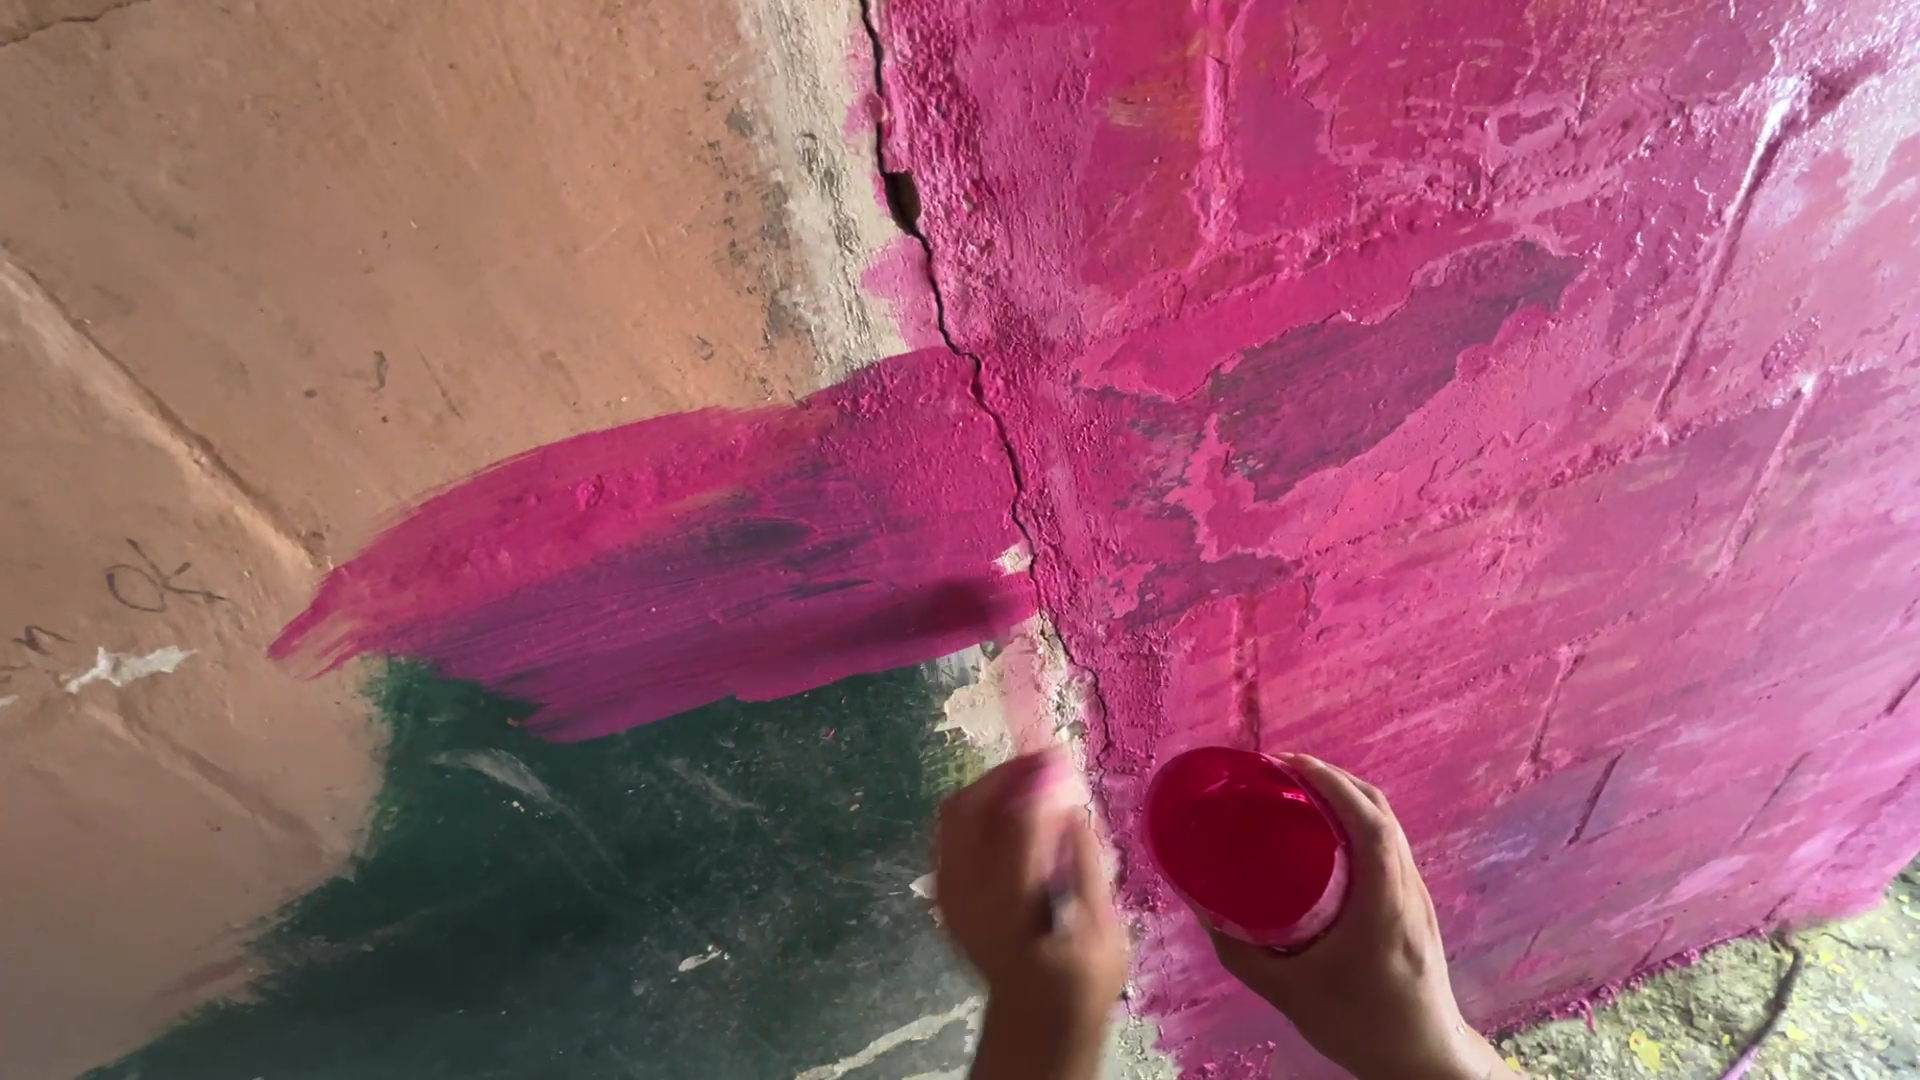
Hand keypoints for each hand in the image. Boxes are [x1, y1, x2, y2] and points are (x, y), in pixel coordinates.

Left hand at [935, 750, 1127, 1079]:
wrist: (1034, 1019)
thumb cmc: (1082, 974)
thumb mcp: (1105, 926)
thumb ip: (1085, 861)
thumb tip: (1068, 802)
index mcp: (1012, 908)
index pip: (1016, 823)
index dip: (1037, 781)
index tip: (1061, 756)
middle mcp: (967, 895)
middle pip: (970, 809)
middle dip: (1005, 773)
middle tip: (1042, 756)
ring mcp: (947, 892)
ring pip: (954, 813)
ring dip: (990, 783)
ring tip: (1028, 771)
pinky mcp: (943, 889)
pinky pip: (951, 827)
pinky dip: (978, 803)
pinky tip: (1008, 799)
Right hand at [1195, 754, 1518, 1079]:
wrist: (1426, 1062)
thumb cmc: (1359, 1026)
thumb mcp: (1287, 993)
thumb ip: (1238, 950)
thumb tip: (1198, 903)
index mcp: (1383, 908)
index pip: (1370, 825)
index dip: (1331, 783)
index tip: (1285, 765)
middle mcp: (1407, 890)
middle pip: (1380, 810)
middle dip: (1331, 776)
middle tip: (1279, 770)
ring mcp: (1417, 893)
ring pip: (1388, 820)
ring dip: (1344, 791)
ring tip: (1295, 786)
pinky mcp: (1415, 900)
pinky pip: (1388, 837)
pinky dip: (1355, 813)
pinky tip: (1322, 822)